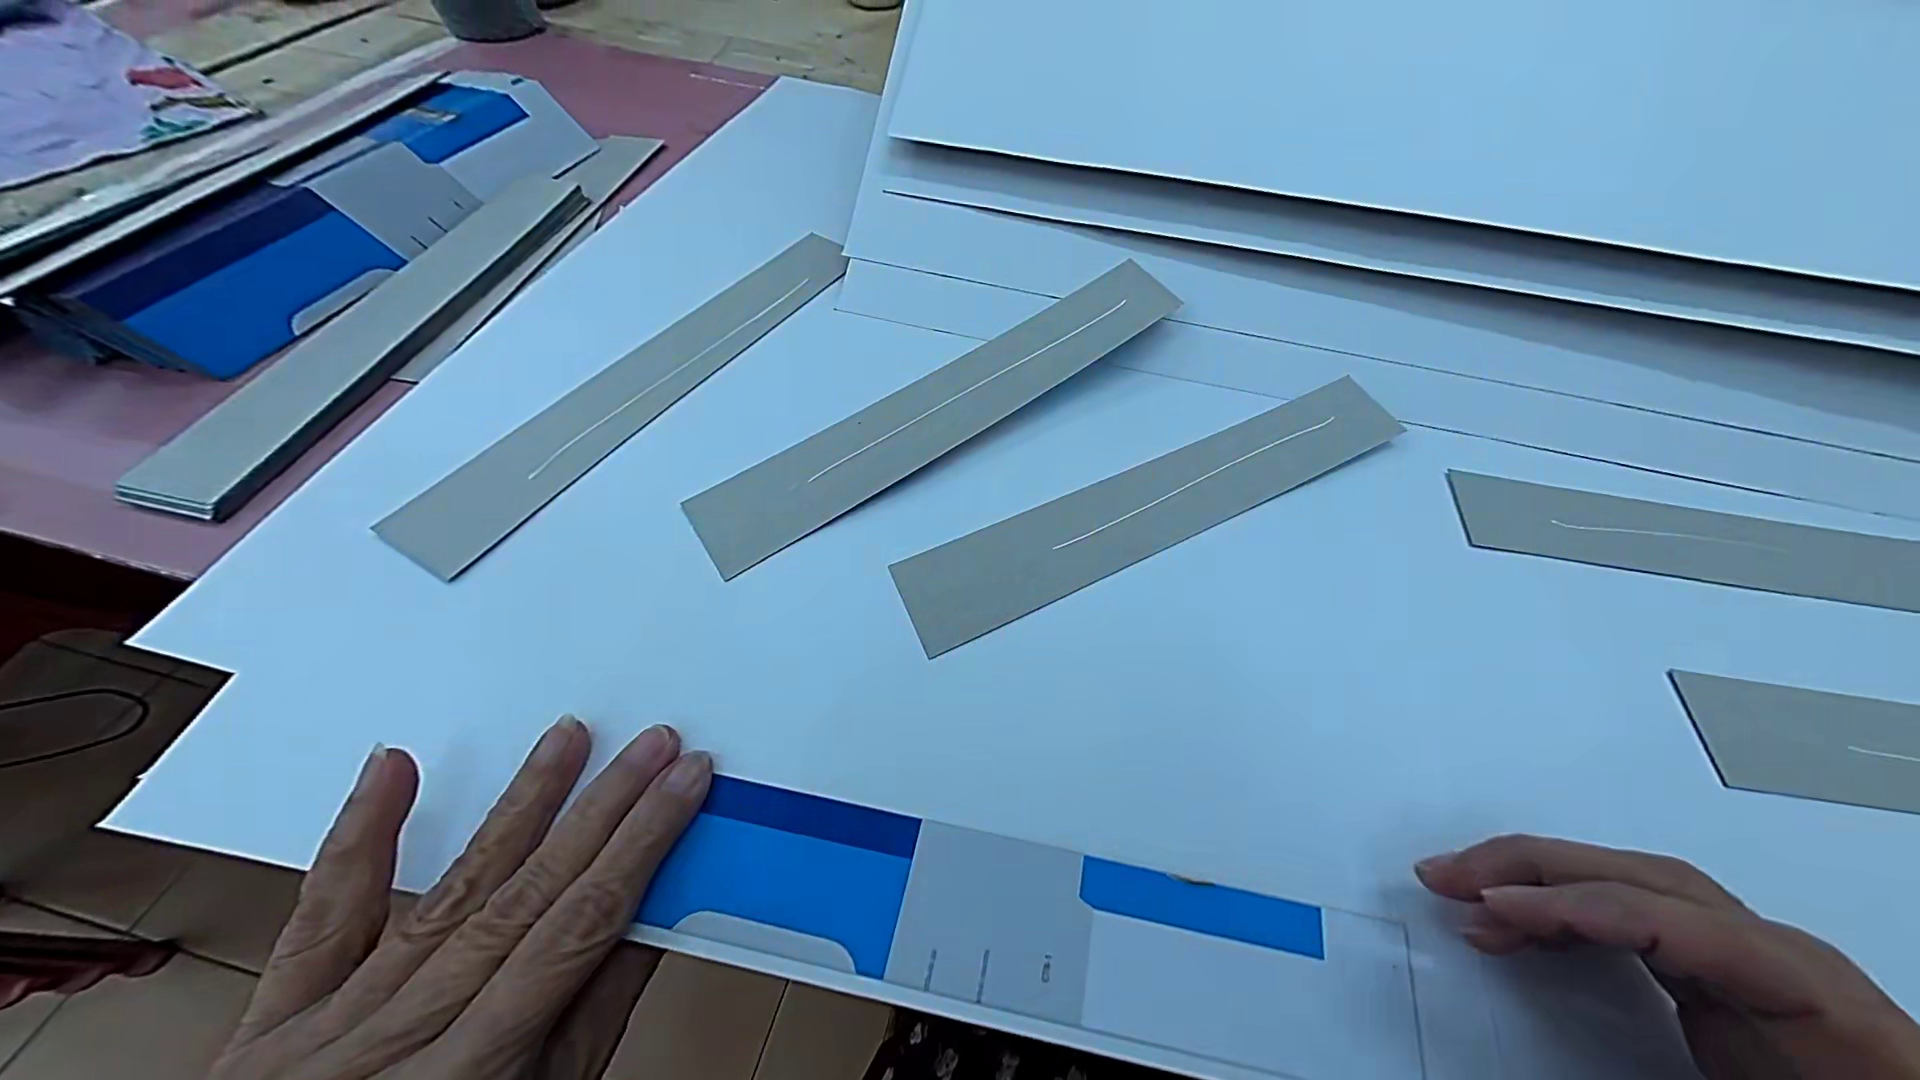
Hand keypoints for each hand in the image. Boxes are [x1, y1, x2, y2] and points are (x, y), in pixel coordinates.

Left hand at [209, 717, 711, 1079]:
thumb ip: (595, 1022)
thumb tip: (652, 922)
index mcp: (471, 1076)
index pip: (582, 924)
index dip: (643, 841)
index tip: (681, 785)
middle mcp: (397, 1042)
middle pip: (528, 892)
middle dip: (604, 806)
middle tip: (650, 747)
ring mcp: (327, 1030)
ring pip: (453, 888)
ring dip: (522, 803)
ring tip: (566, 738)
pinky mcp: (274, 1024)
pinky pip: (322, 920)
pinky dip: (358, 838)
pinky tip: (389, 771)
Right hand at [1416, 835, 1919, 1079]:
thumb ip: (1648, 1062)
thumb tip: (1541, 1049)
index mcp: (1820, 1004)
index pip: (1679, 921)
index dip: (1576, 906)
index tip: (1490, 906)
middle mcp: (1787, 961)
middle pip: (1642, 878)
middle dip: (1532, 866)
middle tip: (1447, 875)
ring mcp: (1754, 961)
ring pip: (1628, 882)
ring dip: (1532, 877)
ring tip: (1462, 891)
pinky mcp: (1724, 977)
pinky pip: (1629, 915)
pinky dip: (1559, 908)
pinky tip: (1515, 921)